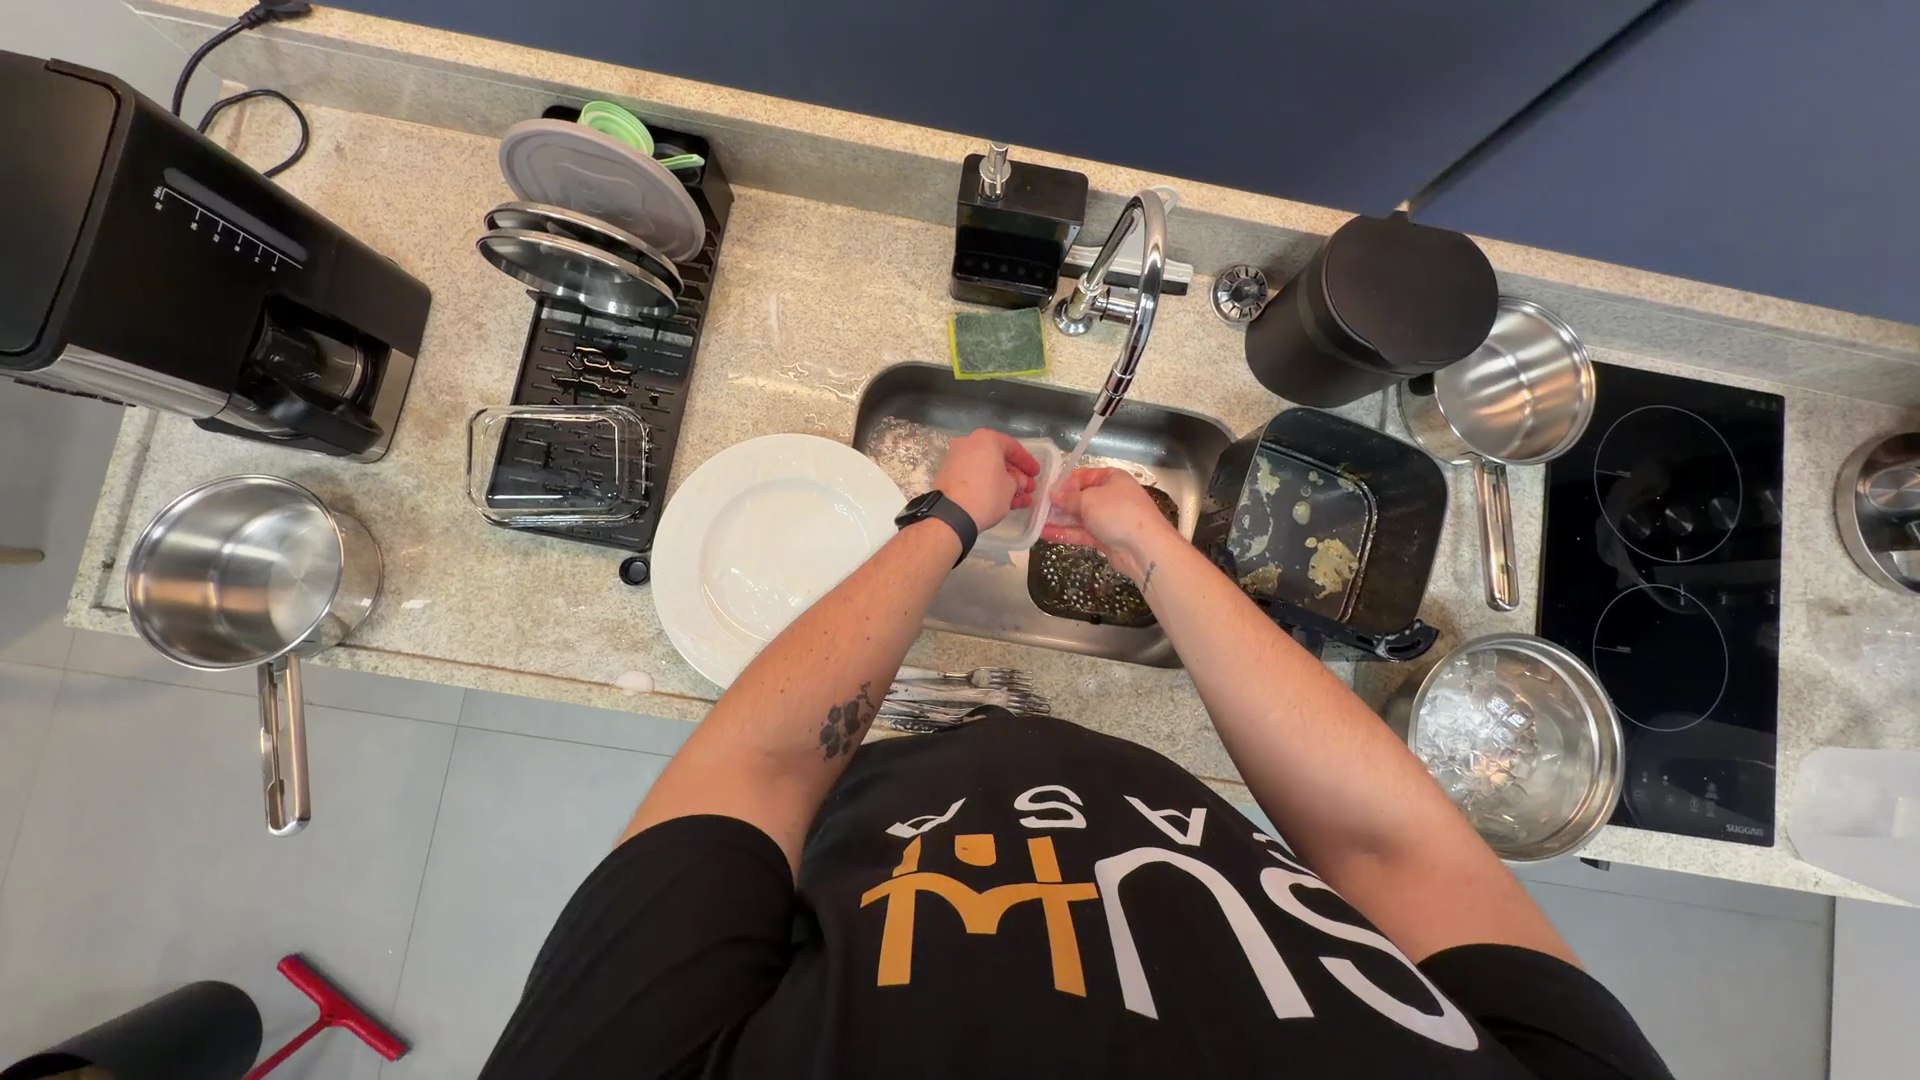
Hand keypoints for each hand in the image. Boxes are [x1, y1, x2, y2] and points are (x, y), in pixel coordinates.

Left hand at [931, 429, 1039, 529]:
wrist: (951, 515)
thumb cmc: (986, 494)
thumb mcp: (1011, 487)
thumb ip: (1017, 480)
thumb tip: (1017, 481)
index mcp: (986, 439)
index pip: (1013, 447)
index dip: (1027, 462)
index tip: (1036, 474)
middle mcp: (968, 443)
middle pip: (998, 458)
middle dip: (1015, 475)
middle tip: (1028, 489)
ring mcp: (956, 459)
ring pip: (986, 469)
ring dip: (1004, 484)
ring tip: (1020, 500)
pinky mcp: (948, 475)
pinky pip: (974, 477)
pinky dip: (988, 486)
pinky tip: (1003, 501)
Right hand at [1041, 468, 1178, 582]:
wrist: (1144, 547)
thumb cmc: (1117, 512)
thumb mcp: (1089, 499)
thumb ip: (1069, 498)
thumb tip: (1054, 495)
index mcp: (1112, 479)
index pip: (1084, 476)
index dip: (1064, 482)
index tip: (1045, 488)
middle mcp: (1111, 496)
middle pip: (1080, 497)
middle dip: (1059, 502)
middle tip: (1037, 506)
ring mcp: (1108, 519)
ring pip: (1079, 517)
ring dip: (1059, 519)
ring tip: (1036, 521)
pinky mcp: (1104, 538)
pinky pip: (1081, 533)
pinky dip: (1065, 533)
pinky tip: (1045, 534)